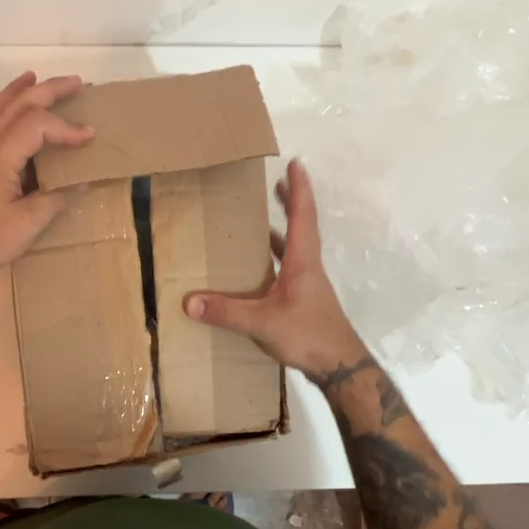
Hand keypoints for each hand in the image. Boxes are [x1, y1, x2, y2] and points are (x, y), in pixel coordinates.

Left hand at [0, 72, 94, 285]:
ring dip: (24, 90)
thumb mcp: (29, 222)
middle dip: (50, 91)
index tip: (90, 137)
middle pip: (19, 104)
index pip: (37, 125)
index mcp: (1, 156)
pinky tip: (16, 104)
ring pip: (2, 106)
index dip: (65, 128)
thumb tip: (83, 181)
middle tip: (79, 84)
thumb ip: (56, 197)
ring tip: (42, 79)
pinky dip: (7, 104)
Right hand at [184, 158, 367, 382]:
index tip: (296, 163)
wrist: (339, 365)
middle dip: (290, 205)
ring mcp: (308, 286)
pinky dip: (276, 262)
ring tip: (263, 223)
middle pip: (301, 227)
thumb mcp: (262, 323)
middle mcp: (308, 268)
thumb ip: (226, 312)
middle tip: (277, 185)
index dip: (299, 189)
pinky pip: (288, 271)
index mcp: (302, 262)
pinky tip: (260, 271)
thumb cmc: (307, 335)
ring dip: (282, 233)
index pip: (303, 216)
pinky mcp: (304, 302)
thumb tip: (189, 302)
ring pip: (295, 250)